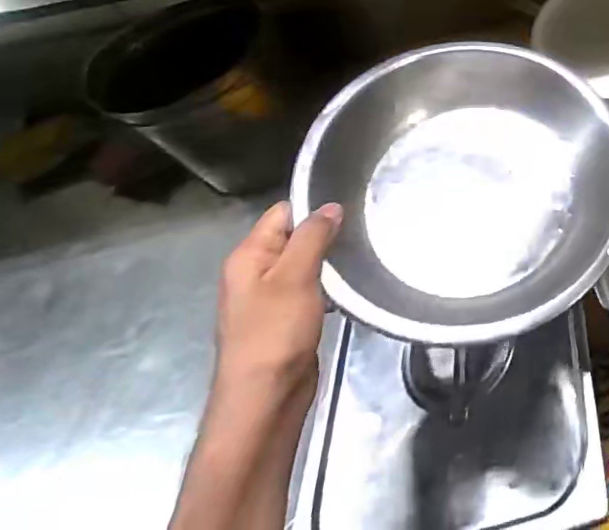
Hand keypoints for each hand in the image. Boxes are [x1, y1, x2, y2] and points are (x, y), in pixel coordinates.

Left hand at [214, 200, 343, 400]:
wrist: (264, 402)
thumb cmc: (275, 334)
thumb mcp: (295, 277)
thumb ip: (312, 236)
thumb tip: (331, 206)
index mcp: (248, 256)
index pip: (282, 212)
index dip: (313, 207)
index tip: (350, 207)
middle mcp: (254, 272)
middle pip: (294, 236)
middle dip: (324, 233)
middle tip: (361, 231)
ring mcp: (269, 298)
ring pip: (304, 263)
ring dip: (328, 261)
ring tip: (360, 255)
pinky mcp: (285, 318)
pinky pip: (308, 288)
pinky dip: (327, 285)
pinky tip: (348, 288)